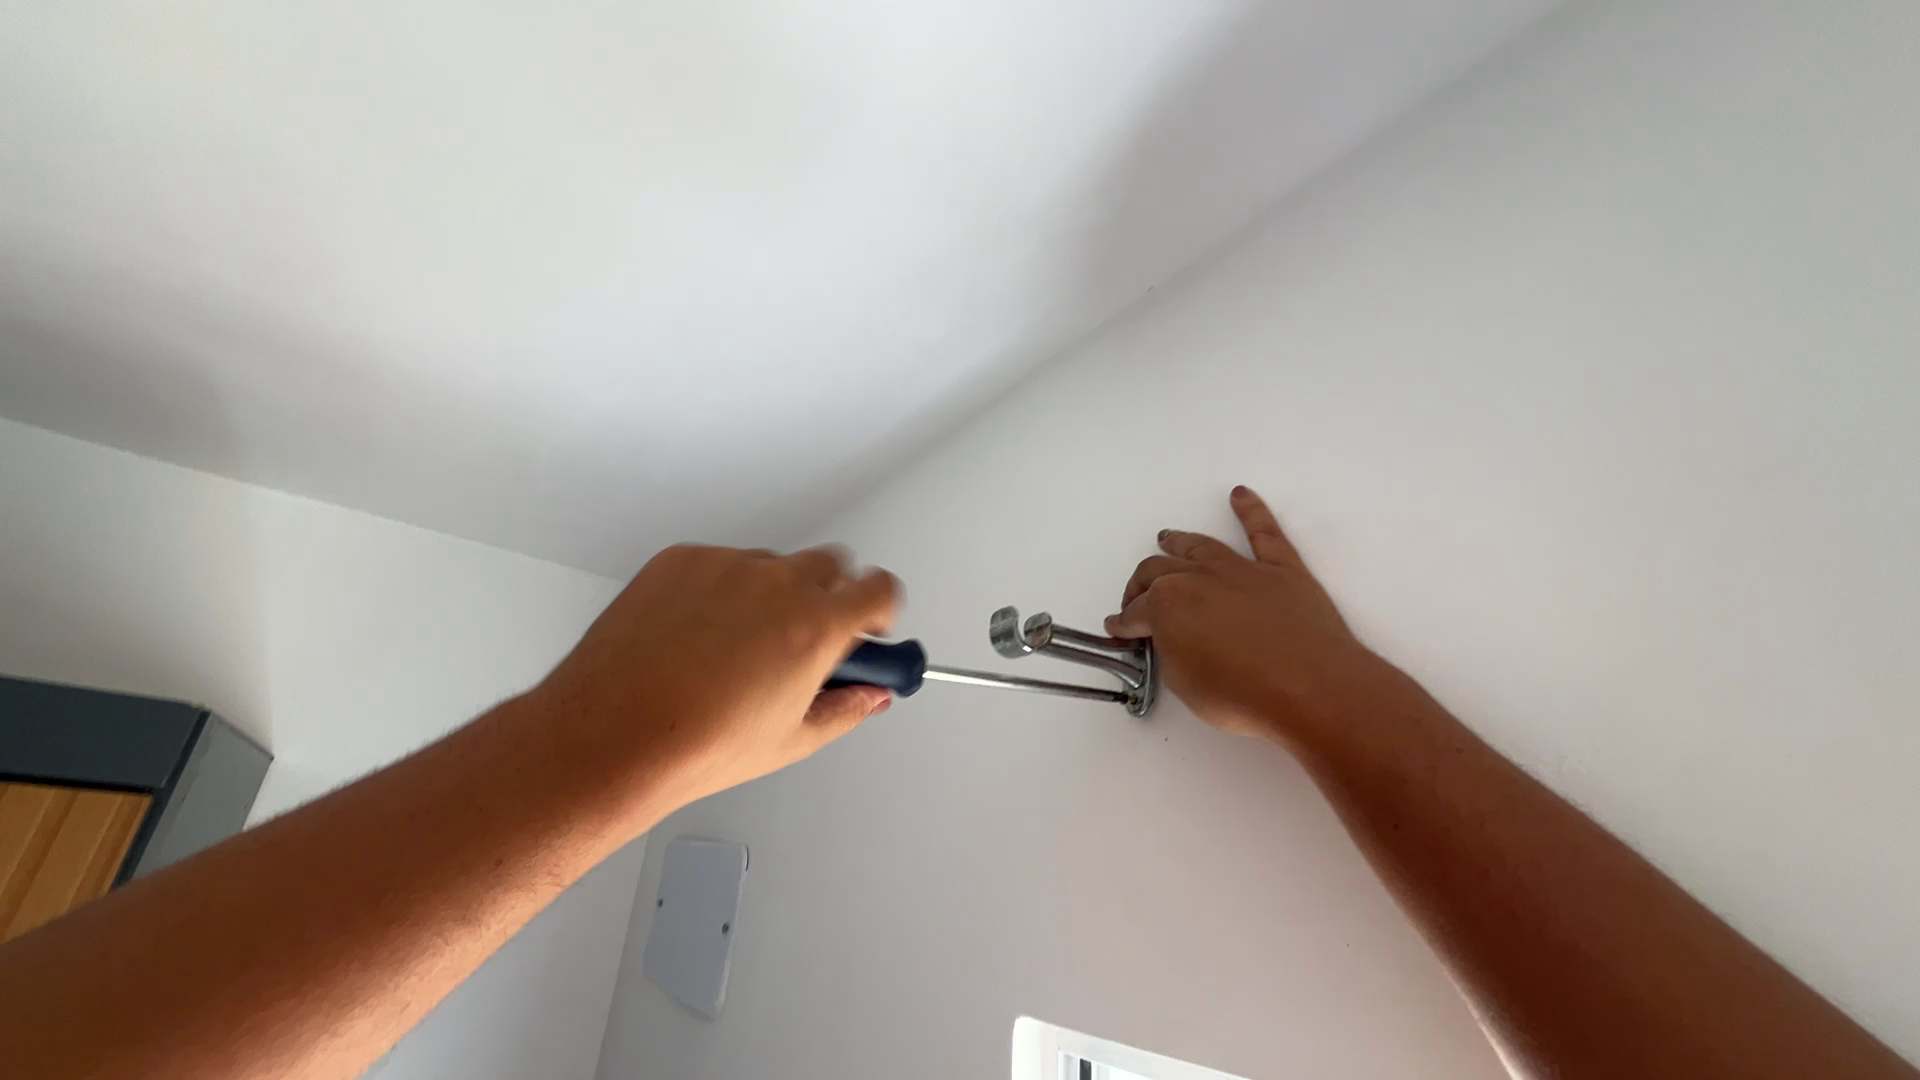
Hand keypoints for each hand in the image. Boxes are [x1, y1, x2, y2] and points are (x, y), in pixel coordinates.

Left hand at [533, 544, 898, 807]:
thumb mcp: (792, 740)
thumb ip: (847, 708)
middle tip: (802, 638)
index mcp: (817, 626)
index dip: (879, 608)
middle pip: (830, 565)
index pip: (880, 587)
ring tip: (735, 646)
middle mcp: (778, 583)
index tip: (868, 626)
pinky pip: (719, 564)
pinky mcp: (681, 560)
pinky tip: (695, 634)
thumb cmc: (698, 745)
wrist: (614, 734)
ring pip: (771, 565)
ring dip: (770, 593)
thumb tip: (870, 695)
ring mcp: (727, 566)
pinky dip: (719, 589)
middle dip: (828, 595)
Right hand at [1106, 487, 1391, 743]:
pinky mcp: (1282, 570)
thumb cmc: (1240, 694)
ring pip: (1201, 546)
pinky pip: (1264, 533)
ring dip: (1179, 541)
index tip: (1118, 629)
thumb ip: (1171, 652)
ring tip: (1166, 538)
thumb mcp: (1183, 683)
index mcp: (1166, 605)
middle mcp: (1197, 577)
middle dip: (1140, 584)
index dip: (1123, 622)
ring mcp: (1241, 570)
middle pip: (1158, 571)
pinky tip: (1240, 495)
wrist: (1310, 688)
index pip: (1135, 611)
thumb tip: (1173, 641)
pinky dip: (1251, 510)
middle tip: (1135, 598)